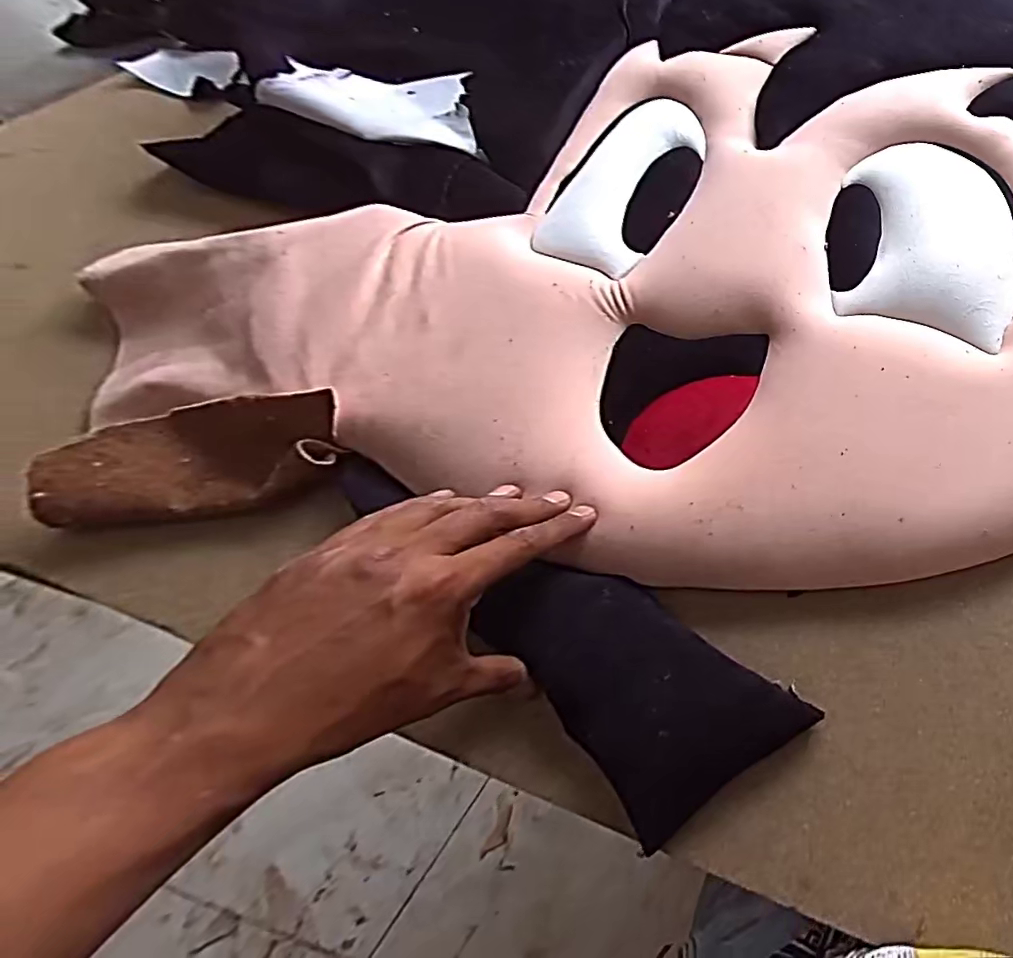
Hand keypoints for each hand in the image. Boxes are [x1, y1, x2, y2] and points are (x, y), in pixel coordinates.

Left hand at [126, 485, 596, 793]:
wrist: (230, 719)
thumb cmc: (340, 709)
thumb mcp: (434, 692)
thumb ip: (492, 674)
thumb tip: (525, 678)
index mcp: (440, 588)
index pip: (515, 546)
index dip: (555, 528)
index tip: (581, 514)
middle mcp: (404, 556)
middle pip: (482, 515)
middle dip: (526, 505)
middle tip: (555, 498)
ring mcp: (360, 549)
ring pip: (435, 507)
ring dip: (478, 499)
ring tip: (507, 494)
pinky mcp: (324, 552)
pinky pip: (387, 515)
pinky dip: (423, 505)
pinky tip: (435, 503)